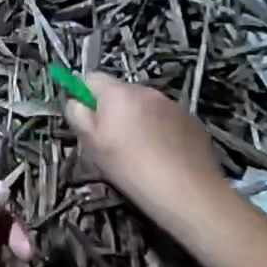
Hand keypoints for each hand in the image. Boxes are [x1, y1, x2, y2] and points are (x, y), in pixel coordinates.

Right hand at [64, 74, 227, 222]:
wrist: (185, 189)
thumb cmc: (128, 165)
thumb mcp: (91, 143)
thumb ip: (77, 116)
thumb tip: (75, 102)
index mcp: (118, 93)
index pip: (91, 77)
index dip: (83, 94)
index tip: (85, 117)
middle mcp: (146, 91)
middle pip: (120, 92)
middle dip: (112, 109)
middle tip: (110, 139)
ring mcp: (173, 104)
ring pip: (144, 105)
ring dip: (136, 118)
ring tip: (138, 149)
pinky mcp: (191, 120)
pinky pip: (165, 118)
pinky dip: (159, 129)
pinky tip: (160, 154)